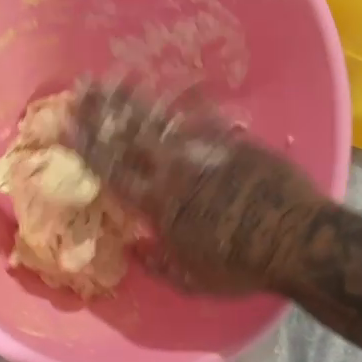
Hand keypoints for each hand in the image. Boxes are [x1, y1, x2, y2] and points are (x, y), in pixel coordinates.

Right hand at [66, 85, 324, 295]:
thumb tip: (136, 251)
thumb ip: (159, 265)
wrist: (296, 240)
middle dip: (103, 110)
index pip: (111, 169)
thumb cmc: (242, 267)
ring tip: (117, 80)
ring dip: (137, 99)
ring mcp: (205, 150)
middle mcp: (174, 170)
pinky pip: (206, 115)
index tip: (66, 123)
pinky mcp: (234, 141)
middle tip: (83, 87)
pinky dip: (189, 101)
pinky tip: (179, 85)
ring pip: (162, 119)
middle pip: (130, 134)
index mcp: (157, 205)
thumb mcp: (193, 281)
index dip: (87, 145)